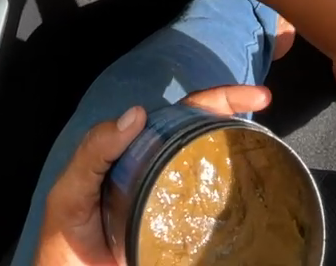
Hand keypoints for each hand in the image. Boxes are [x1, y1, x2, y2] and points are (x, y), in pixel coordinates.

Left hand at [33, 86, 272, 265]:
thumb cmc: (67, 240)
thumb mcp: (71, 191)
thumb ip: (93, 152)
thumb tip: (137, 113)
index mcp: (140, 151)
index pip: (182, 114)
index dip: (215, 97)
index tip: (250, 95)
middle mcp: (162, 168)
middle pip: (204, 130)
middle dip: (234, 109)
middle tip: (265, 102)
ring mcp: (176, 201)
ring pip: (213, 164)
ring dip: (240, 146)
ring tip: (268, 142)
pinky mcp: (184, 236)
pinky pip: (214, 213)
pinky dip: (235, 196)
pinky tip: (256, 192)